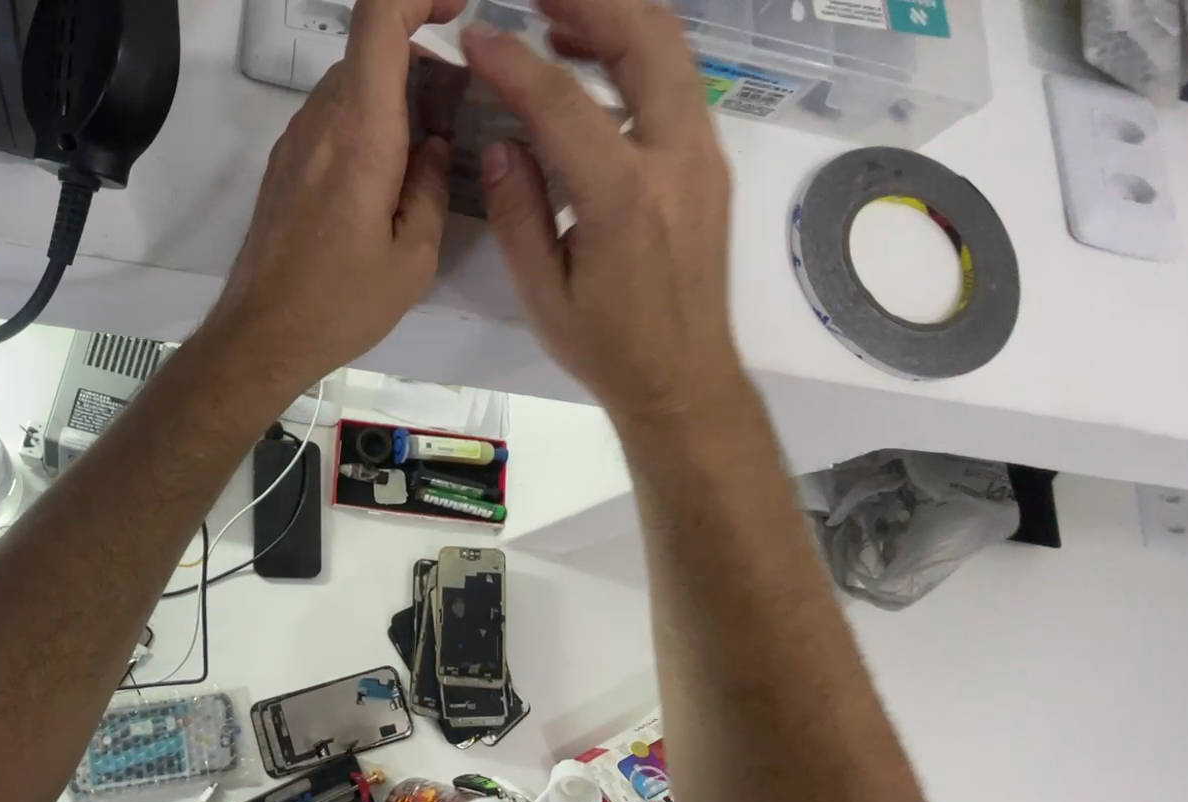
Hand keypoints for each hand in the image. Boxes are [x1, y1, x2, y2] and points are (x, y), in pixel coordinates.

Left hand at [201, 0, 466, 389]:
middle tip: (456, 115)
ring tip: (422, 157)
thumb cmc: (339, 305)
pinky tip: (382, 181)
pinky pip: (328, 122)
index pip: (379, 14)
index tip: (457, 9)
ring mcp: (294, 144)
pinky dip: (363, 126)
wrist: (261, 338)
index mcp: (360, 132)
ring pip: (349, 87)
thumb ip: (431, 187)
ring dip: (392, 99)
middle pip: (370, 52)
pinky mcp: (281, 169)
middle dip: (421, 65)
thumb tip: (432, 146)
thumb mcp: (413, 258)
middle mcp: (320, 122)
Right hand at [462, 1, 743, 421]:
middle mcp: (676, 161)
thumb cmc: (605, 347)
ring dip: (619, 23)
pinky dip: (637, 61)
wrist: (683, 377)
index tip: (477, 36)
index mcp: (623, 199)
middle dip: (594, 0)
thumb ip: (518, 215)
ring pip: (673, 56)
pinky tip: (598, 72)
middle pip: (648, 42)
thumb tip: (501, 144)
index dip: (514, 64)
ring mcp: (704, 158)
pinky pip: (677, 89)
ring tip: (561, 17)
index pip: (563, 105)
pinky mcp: (711, 167)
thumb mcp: (542, 293)